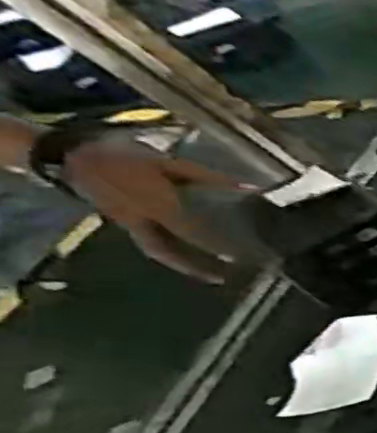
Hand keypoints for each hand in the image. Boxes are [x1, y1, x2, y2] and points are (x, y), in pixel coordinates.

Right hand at [64, 137, 252, 282]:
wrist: (70, 155)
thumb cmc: (126, 158)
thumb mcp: (169, 163)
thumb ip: (208, 177)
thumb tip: (250, 187)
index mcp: (157, 204)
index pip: (192, 231)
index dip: (215, 245)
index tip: (241, 256)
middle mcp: (142, 219)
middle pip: (174, 248)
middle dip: (201, 263)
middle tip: (230, 275)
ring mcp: (129, 224)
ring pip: (159, 251)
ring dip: (185, 266)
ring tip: (214, 277)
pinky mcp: (121, 224)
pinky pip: (149, 245)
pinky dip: (170, 256)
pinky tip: (189, 261)